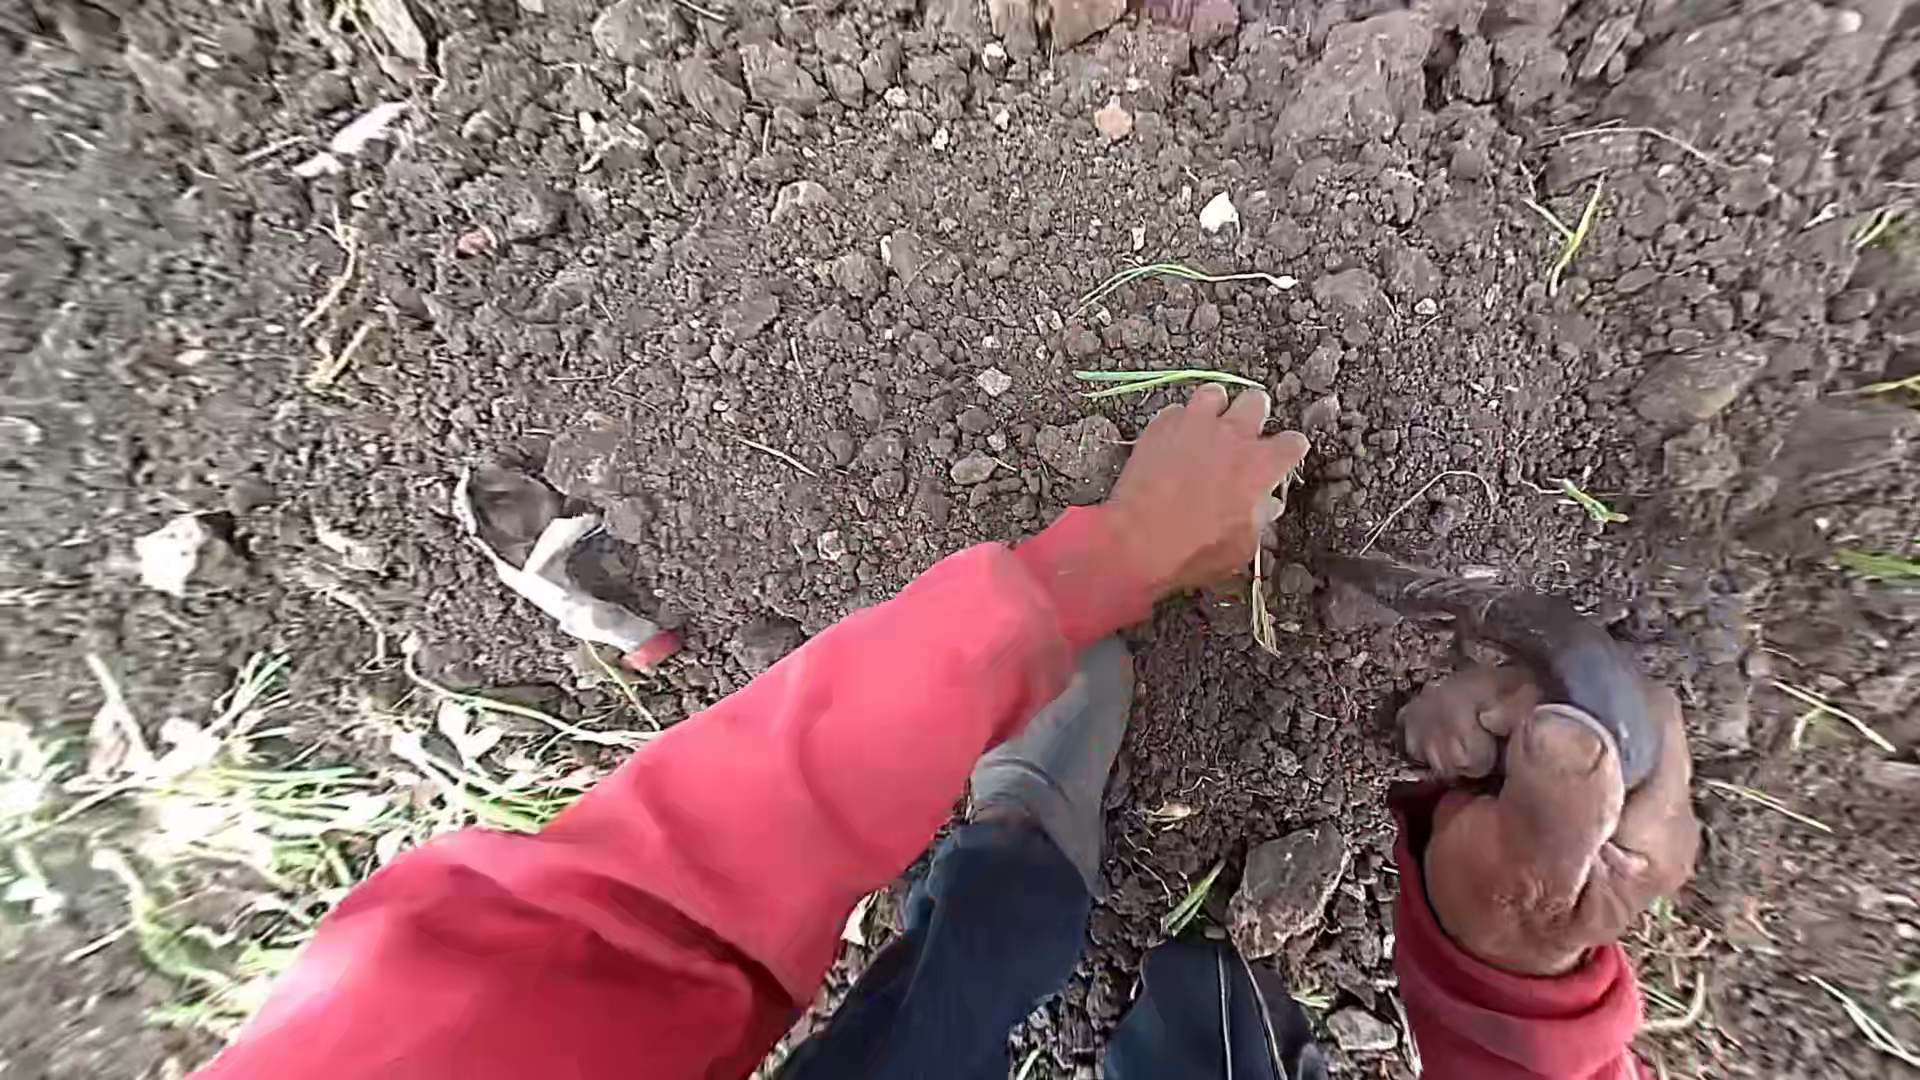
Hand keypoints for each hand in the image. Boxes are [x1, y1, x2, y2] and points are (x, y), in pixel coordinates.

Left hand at [1103, 385, 1309, 598]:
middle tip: (1242, 434)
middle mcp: (1231, 436)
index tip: (1280, 459)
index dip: (1287, 452)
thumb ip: (1260, 518)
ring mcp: (1193, 426)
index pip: (1292, 443)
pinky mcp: (1159, 428)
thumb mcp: (1241, 546)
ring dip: (1213, 408)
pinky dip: (1176, 423)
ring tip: (1206, 427)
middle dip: (1253, 415)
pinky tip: (1172, 441)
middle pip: (1256, 402)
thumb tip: (1264, 504)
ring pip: (1213, 394)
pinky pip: (1173, 411)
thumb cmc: (1192, 551)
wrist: (1135, 542)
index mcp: (1260, 465)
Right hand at [1400, 665, 1697, 975]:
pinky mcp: (1502, 744)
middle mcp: (1607, 766)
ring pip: (1500, 685)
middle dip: (1490, 706)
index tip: (1505, 724)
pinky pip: (1464, 700)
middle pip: (1552, 684)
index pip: (1632, 706)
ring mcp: (1550, 751)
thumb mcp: (1536, 866)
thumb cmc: (1507, 906)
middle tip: (1465, 757)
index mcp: (1648, 803)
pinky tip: (1435, 758)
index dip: (1567, 695)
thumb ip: (1559, 801)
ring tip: (1445, 764)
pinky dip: (1436, 719)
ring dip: (1453, 714)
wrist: (1467, 922)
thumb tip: (1563, 719)